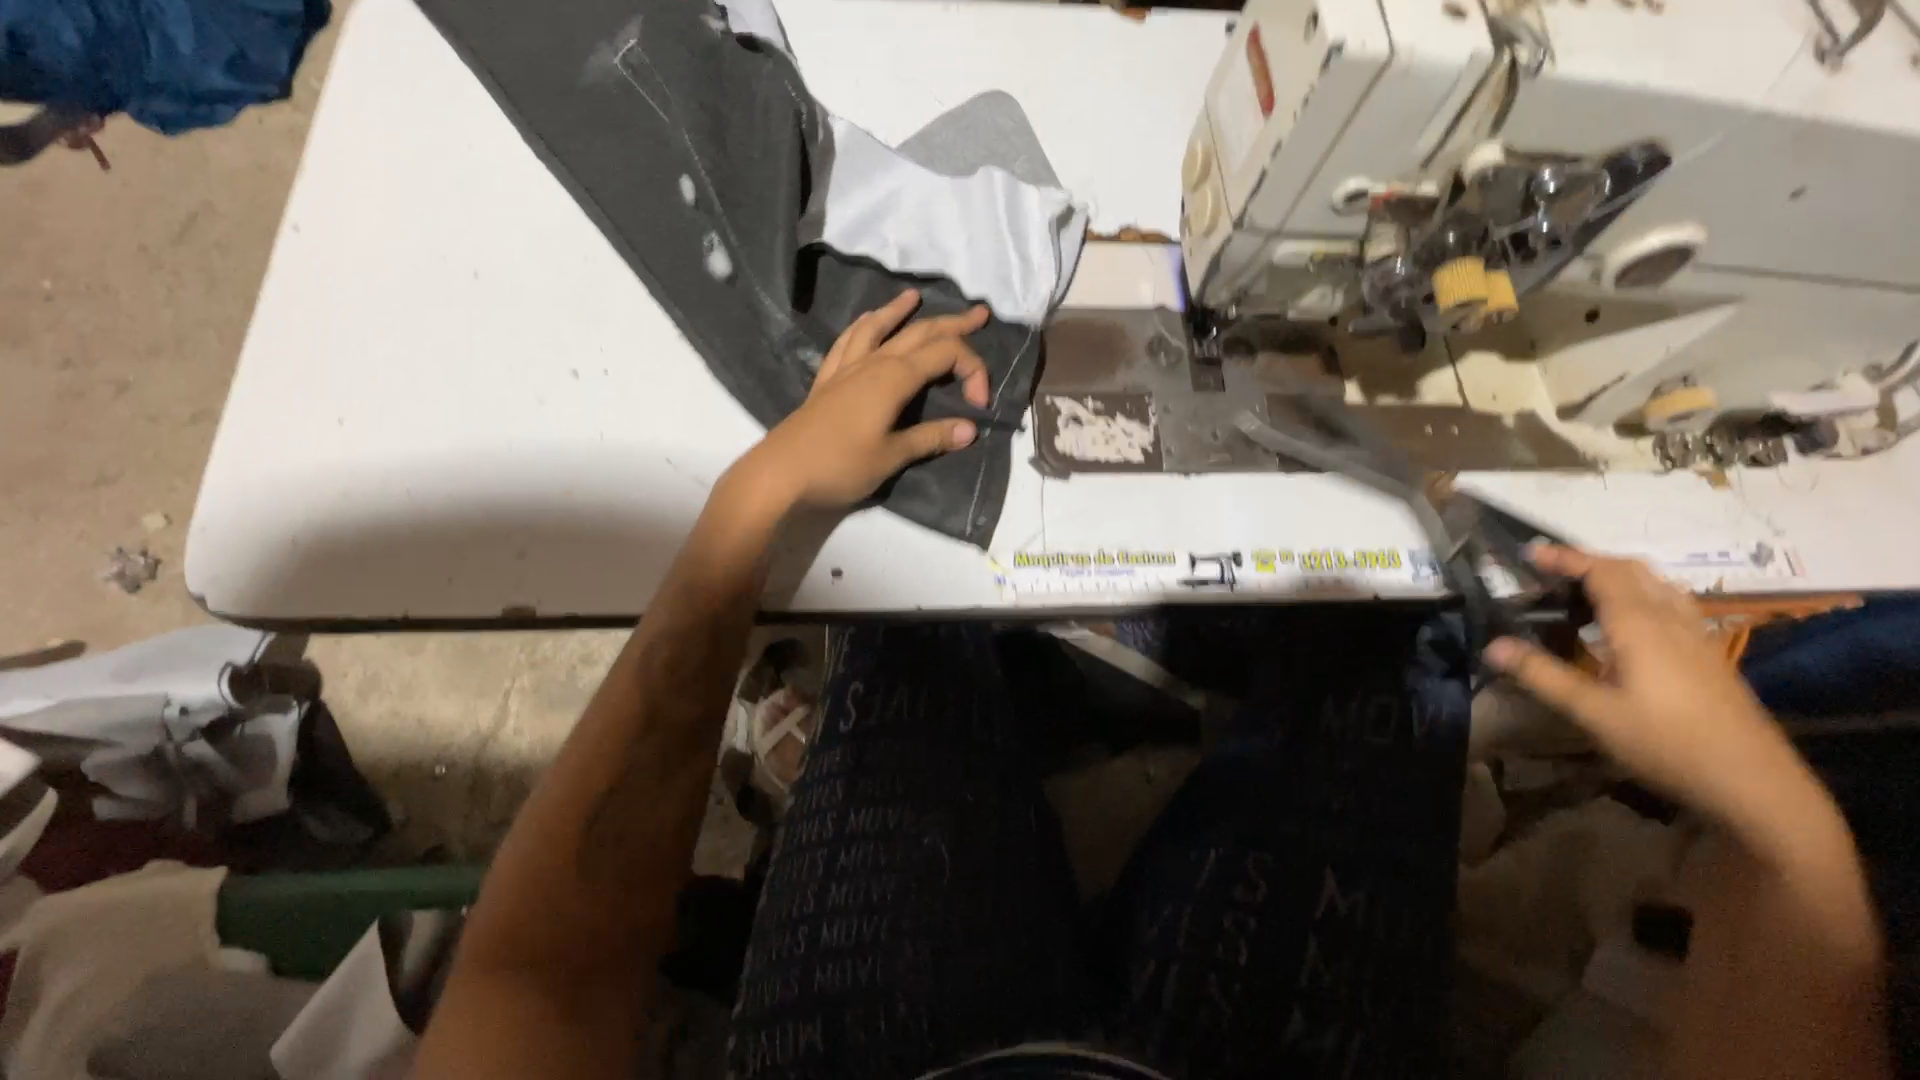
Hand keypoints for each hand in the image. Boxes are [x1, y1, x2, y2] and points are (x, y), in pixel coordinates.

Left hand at [737, 289, 991, 509]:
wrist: (782, 474)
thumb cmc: (840, 465)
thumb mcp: (893, 456)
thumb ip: (932, 437)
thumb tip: (970, 428)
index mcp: (894, 376)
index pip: (947, 354)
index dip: (973, 370)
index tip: (980, 404)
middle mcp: (873, 362)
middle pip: (919, 333)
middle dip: (953, 323)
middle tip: (980, 313)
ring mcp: (847, 368)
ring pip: (879, 328)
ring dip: (899, 311)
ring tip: (914, 297)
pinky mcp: (828, 381)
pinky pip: (848, 341)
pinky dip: (862, 326)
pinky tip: (865, 323)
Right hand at [1485, 547, 1799, 826]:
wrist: (1754, 784)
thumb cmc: (1667, 744)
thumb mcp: (1594, 713)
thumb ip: (1543, 676)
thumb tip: (1492, 646)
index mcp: (1641, 627)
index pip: (1603, 573)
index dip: (1566, 558)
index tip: (1529, 552)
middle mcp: (1671, 622)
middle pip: (1634, 571)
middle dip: (1591, 561)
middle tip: (1551, 570)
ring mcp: (1697, 638)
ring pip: (1659, 585)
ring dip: (1620, 575)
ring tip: (1585, 589)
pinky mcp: (1708, 656)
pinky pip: (1672, 606)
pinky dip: (1642, 596)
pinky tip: (1628, 625)